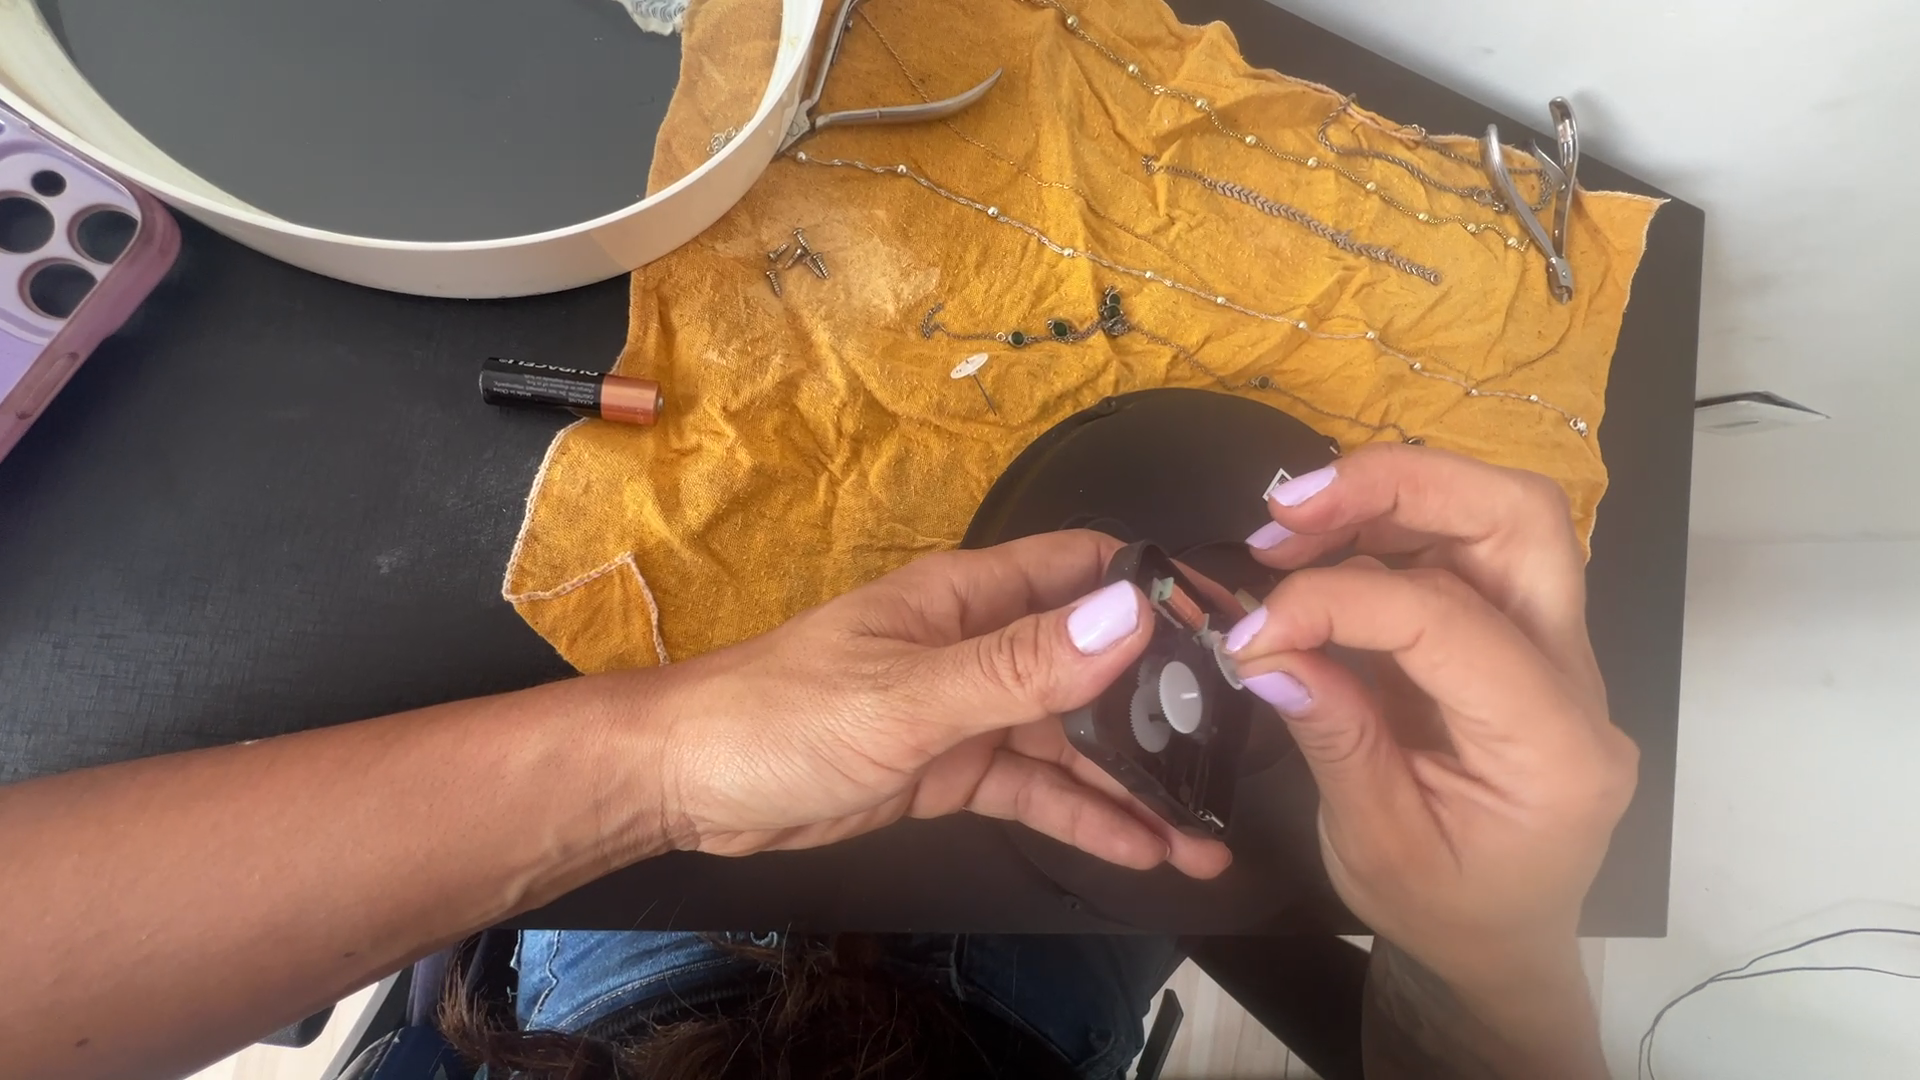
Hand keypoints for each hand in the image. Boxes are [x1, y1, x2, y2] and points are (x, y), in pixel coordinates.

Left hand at [644, 530, 1231, 878]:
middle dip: (1160, 707)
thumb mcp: (907, 695)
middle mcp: (984, 646)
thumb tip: (1129, 615)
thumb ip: (1017, 664)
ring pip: (1072, 740)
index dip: (1155, 589)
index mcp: (972, 598)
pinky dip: (1085, 817)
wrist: (693, 785)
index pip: (1083, 569)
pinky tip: (1143, 851)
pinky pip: (1036, 789)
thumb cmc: (788, 715)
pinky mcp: (957, 769)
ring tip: (1207, 838)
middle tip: (1236, 757)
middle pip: (1092, 664)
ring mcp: (973, 711)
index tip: (1228, 629)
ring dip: (1135, 783)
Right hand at [1226, 445, 1637, 986]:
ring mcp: (1546, 646)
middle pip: (1518, 518)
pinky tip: (1309, 548)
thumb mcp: (1374, 843)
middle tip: (1287, 506)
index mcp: (1551, 746)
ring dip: (1382, 495)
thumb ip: (1331, 737)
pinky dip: (1376, 526)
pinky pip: (1451, 547)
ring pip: (1492, 513)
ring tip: (1283, 525)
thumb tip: (1261, 650)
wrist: (1494, 935)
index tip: (1250, 630)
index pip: (1445, 622)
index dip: (1335, 602)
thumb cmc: (1442, 906)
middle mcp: (1571, 675)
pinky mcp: (1502, 634)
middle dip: (1397, 485)